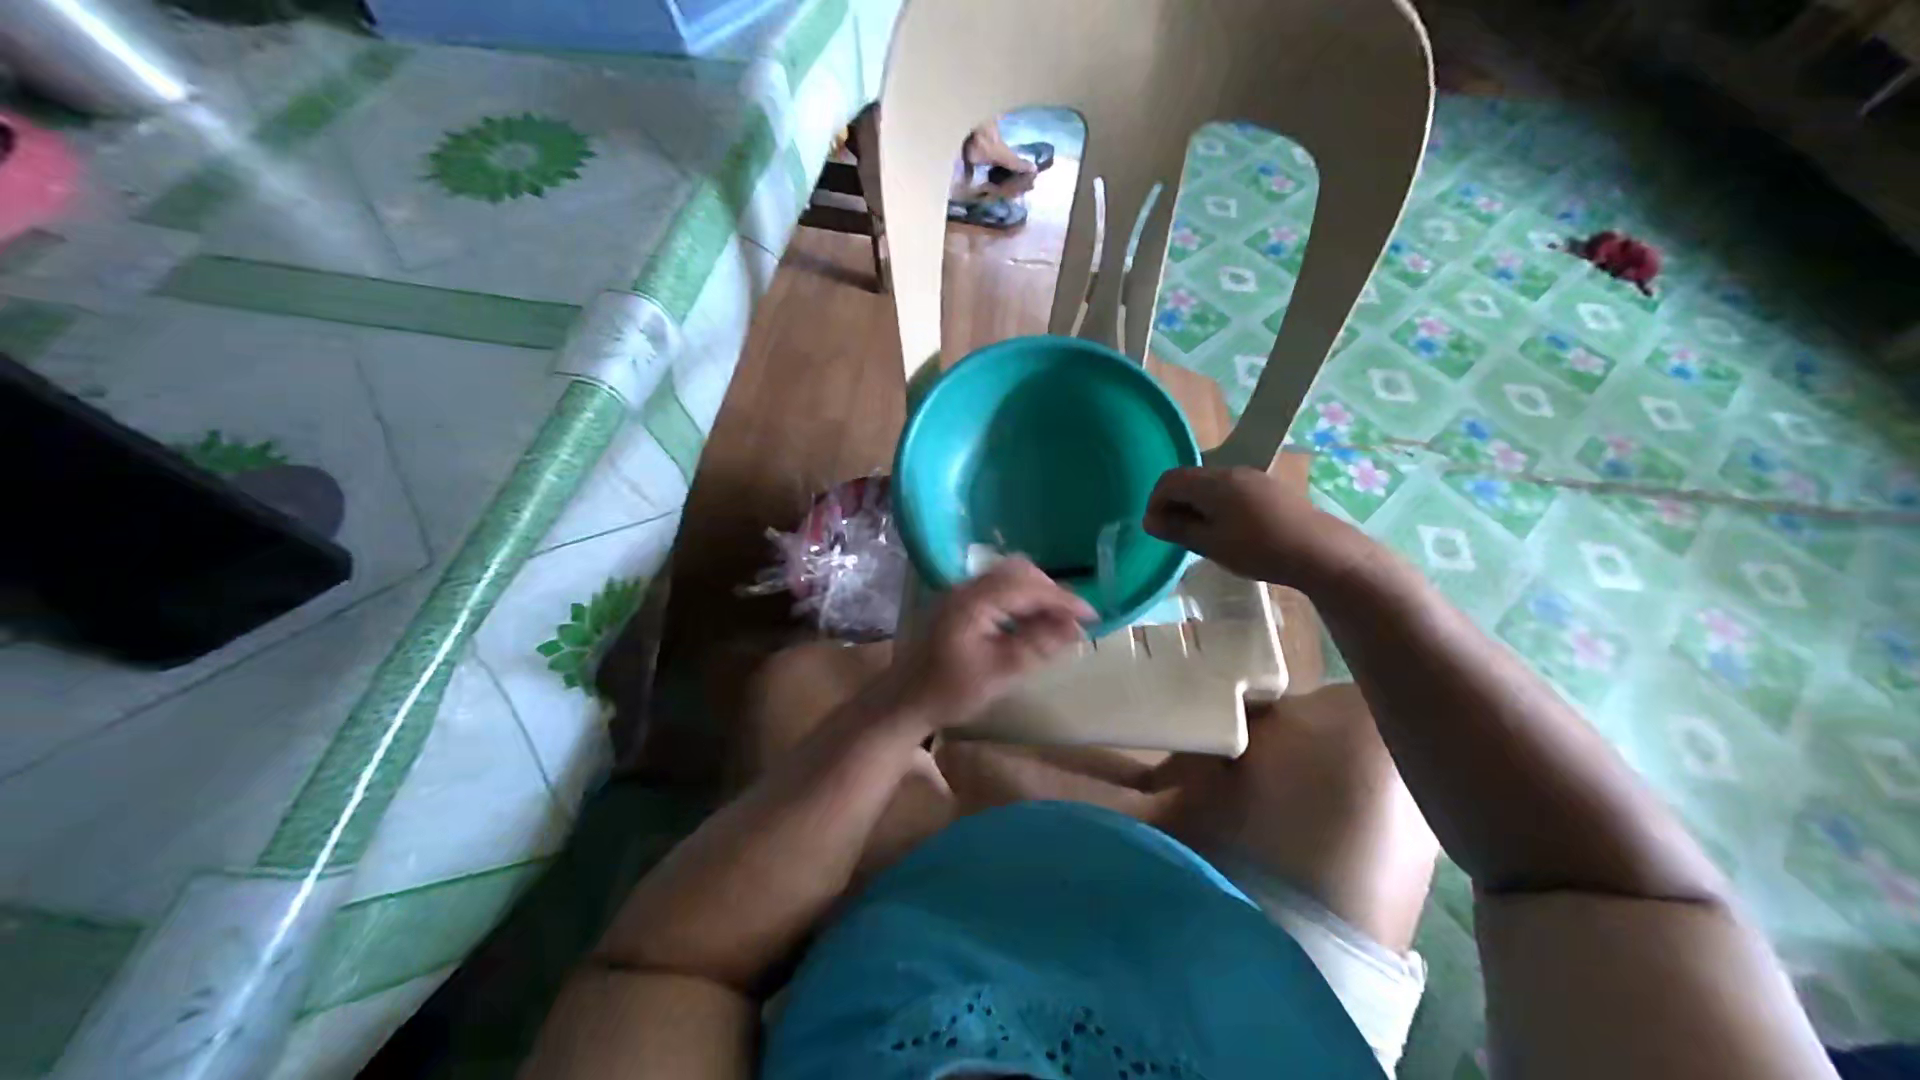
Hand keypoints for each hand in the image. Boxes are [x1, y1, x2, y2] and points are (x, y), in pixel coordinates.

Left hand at [880, 557, 1093, 726]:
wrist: (904, 701)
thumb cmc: (949, 692)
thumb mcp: (999, 673)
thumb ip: (1037, 646)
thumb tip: (1075, 628)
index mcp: (973, 601)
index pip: (1028, 587)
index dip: (1063, 599)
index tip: (1092, 616)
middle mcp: (966, 588)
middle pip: (1018, 572)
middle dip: (1051, 591)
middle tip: (1074, 619)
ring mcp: (960, 594)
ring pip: (1008, 578)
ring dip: (1036, 594)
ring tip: (1058, 622)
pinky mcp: (960, 605)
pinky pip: (998, 589)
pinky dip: (1021, 600)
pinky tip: (1031, 623)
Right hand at [1143, 466, 1368, 589]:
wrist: (1319, 551)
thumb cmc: (1259, 549)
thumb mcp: (1211, 544)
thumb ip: (1178, 529)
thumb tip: (1149, 520)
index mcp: (1213, 482)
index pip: (1169, 480)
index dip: (1155, 502)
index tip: (1156, 528)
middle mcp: (1231, 471)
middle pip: (1190, 478)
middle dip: (1175, 503)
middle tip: (1175, 534)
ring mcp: (1253, 477)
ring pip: (1210, 485)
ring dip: (1196, 505)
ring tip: (1201, 535)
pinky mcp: (1269, 489)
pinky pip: (1230, 490)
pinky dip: (1217, 505)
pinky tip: (1228, 530)